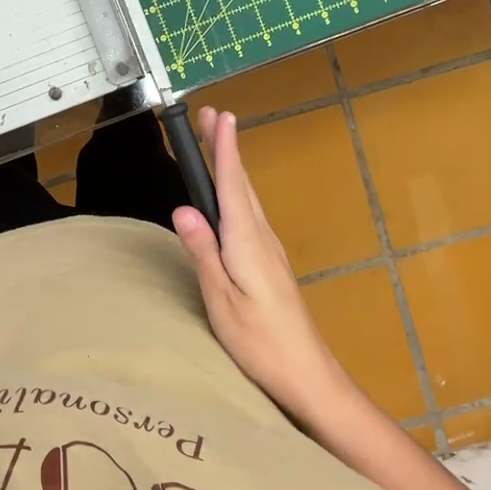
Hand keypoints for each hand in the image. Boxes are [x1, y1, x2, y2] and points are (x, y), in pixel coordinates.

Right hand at [174, 108, 340, 409]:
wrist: (307, 374)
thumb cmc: (260, 340)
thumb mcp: (221, 300)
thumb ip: (204, 253)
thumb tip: (183, 209)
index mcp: (247, 241)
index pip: (234, 184)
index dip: (226, 148)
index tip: (220, 115)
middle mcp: (261, 236)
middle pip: (243, 183)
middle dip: (227, 147)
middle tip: (211, 115)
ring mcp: (269, 249)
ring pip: (248, 197)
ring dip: (233, 166)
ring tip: (218, 143)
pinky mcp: (269, 262)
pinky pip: (250, 213)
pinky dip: (238, 190)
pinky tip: (230, 195)